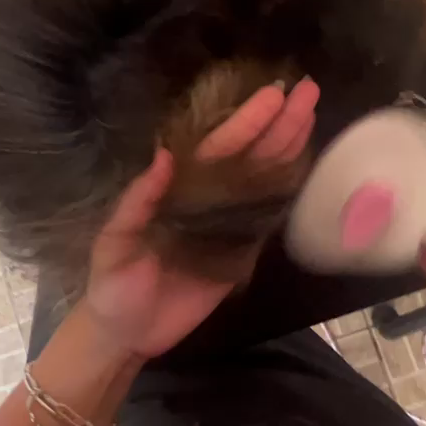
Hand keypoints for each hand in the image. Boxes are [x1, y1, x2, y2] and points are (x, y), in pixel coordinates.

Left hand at [80, 79, 320, 359]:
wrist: (128, 335)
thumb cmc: (112, 286)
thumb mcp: (114, 244)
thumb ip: (137, 203)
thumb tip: (163, 156)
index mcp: (175, 188)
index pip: (215, 148)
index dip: (245, 123)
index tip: (273, 94)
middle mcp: (205, 197)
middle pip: (248, 154)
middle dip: (278, 124)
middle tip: (308, 90)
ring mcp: (226, 222)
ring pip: (262, 177)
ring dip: (288, 146)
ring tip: (312, 115)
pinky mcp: (240, 252)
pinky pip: (268, 215)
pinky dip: (287, 189)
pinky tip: (305, 163)